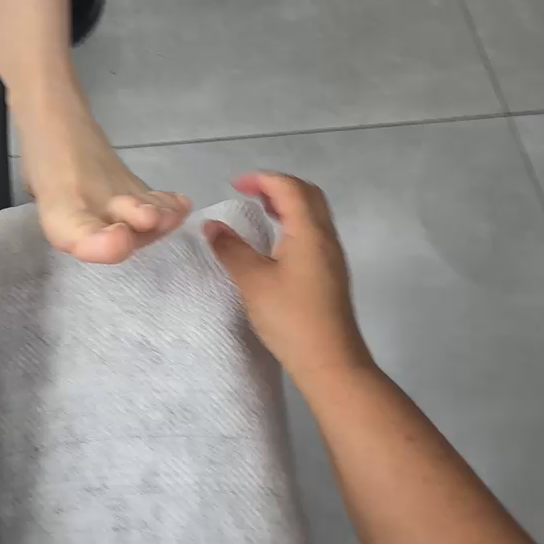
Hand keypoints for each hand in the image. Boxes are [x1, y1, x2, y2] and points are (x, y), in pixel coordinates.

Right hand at [204, 171, 373, 382]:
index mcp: (309, 233)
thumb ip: (231, 248)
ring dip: (286, 202)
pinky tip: (274, 238)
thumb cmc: (291, 317)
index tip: (234, 186)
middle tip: (248, 192)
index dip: (261, 179)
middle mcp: (326, 238)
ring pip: (313, 212)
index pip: (289, 188)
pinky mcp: (329, 272)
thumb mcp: (252, 280)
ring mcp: (331, 256)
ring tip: (258, 209)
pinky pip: (313, 229)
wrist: (331, 363)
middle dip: (276, 185)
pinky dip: (293, 220)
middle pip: (307, 194)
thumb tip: (212, 225)